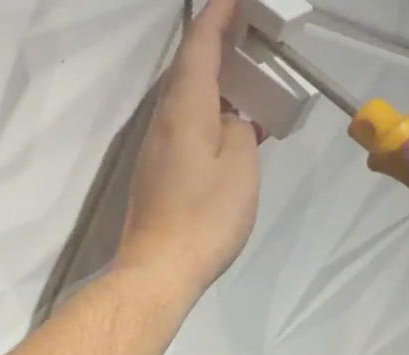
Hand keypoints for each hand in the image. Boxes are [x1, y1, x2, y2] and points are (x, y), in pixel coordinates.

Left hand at [113, 0, 261, 299]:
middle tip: (253, 31)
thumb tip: (229, 123)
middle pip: (188, 71)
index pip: (199, 45)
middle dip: (219, 44)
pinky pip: (185, 131)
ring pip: (186, 103)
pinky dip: (210, 116)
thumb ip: (239, 130)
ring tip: (251, 76)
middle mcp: (162, 125)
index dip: (218, 14)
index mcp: (184, 110)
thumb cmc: (202, 219)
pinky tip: (233, 127)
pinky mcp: (155, 179)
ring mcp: (155, 154)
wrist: (156, 274)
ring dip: (216, 83)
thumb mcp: (239, 165)